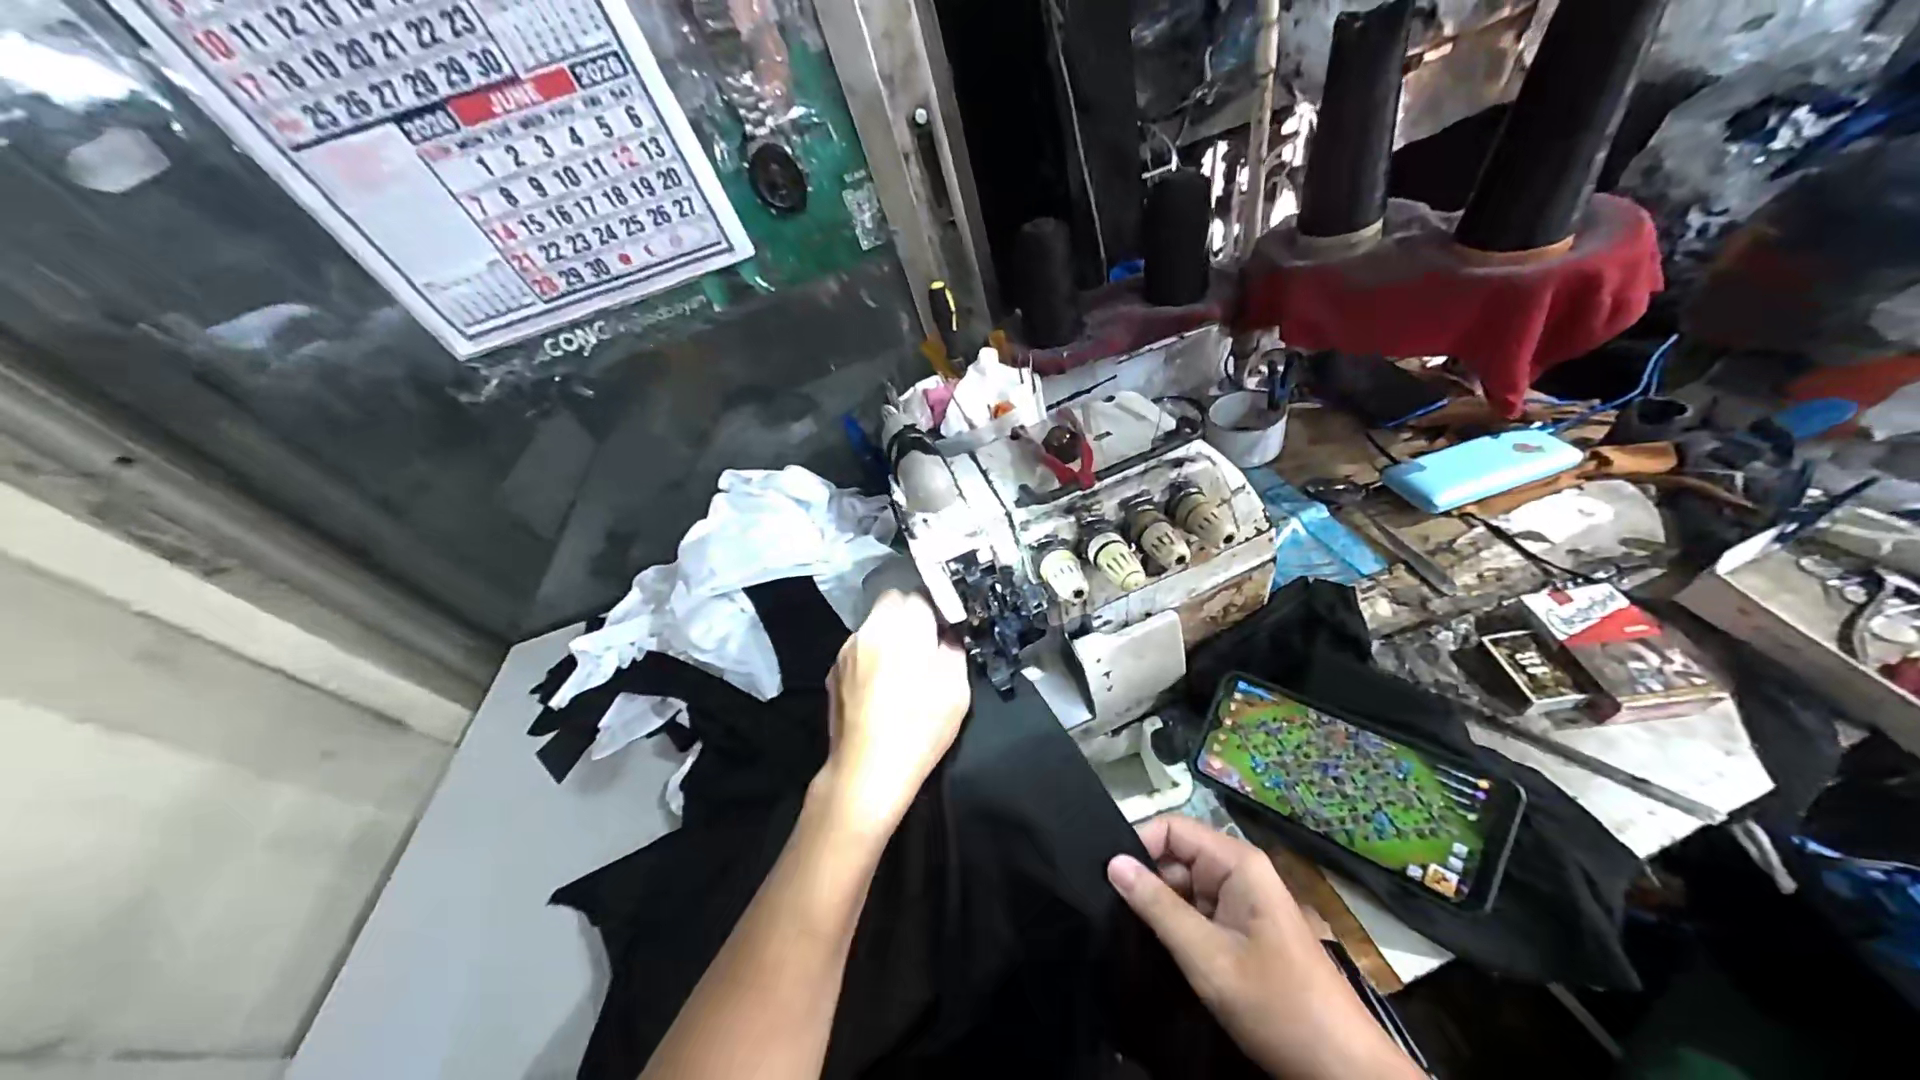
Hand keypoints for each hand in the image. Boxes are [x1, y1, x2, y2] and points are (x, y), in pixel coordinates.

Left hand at [814, 590, 970, 832]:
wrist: (866, 771)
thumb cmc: (919, 729)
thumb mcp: (956, 690)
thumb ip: (953, 650)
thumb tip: (946, 636)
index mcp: (902, 629)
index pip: (918, 596)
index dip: (932, 611)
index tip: (941, 631)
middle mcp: (869, 630)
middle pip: (891, 603)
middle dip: (908, 617)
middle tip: (923, 646)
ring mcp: (846, 651)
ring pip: (872, 626)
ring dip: (887, 637)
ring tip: (900, 671)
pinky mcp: (832, 672)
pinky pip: (857, 650)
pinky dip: (870, 658)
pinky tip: (879, 688)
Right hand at [1107, 816, 1423, 1079]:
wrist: (1342, 1068)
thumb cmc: (1277, 1005)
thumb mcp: (1208, 957)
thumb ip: (1157, 907)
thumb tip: (1113, 863)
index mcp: (1238, 863)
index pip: (1172, 828)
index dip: (1138, 844)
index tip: (1106, 875)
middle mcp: (1239, 872)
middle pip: (1175, 855)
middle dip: (1146, 877)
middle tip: (1111, 908)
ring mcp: (1242, 901)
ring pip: (1183, 884)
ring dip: (1159, 905)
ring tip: (1129, 928)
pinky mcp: (1241, 928)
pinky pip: (1197, 910)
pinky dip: (1176, 924)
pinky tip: (1158, 944)